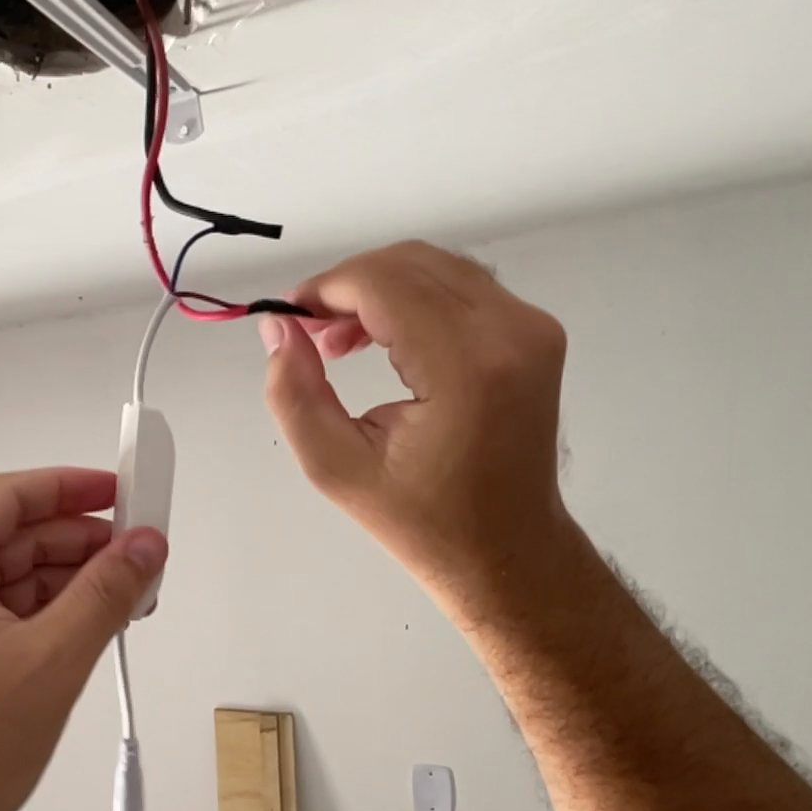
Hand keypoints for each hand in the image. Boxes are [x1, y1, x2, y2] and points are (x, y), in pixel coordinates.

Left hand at [0, 468, 167, 810]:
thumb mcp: (52, 658)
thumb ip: (106, 592)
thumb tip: (146, 545)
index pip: (5, 498)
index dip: (69, 489)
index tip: (119, 490)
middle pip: (11, 536)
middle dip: (79, 542)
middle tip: (138, 548)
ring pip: (11, 575)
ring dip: (70, 579)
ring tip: (128, 589)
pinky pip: (4, 609)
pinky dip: (50, 611)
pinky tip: (94, 618)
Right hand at [262, 240, 571, 595]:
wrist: (505, 547)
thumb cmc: (419, 519)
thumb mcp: (334, 467)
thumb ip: (295, 394)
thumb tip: (277, 327)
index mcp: (465, 368)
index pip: (385, 284)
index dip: (326, 288)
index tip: (288, 318)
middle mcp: (510, 332)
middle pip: (410, 263)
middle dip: (348, 286)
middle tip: (309, 334)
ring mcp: (531, 327)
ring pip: (435, 267)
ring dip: (377, 289)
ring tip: (339, 342)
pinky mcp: (534, 332)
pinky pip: (459, 287)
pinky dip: (410, 299)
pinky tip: (382, 341)